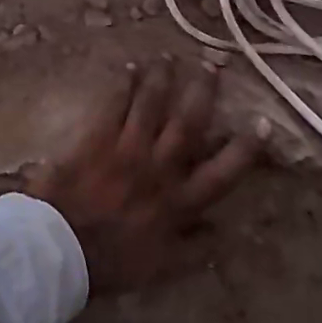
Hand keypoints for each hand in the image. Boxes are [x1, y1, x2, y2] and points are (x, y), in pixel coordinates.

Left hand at [28, 58, 258, 292]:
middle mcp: (160, 168)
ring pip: (153, 102)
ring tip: (170, 55)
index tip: (262, 123)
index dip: (245, 148)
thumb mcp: (162, 267)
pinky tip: (130, 66)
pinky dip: (125, 81)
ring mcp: (129, 147)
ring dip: (163, 76)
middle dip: (204, 90)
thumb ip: (196, 250)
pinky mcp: (99, 135)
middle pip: (189, 122)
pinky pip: (116, 101)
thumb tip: (229, 234)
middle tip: (214, 63)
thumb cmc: (112, 262)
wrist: (59, 251)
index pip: (222, 172)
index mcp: (179, 201)